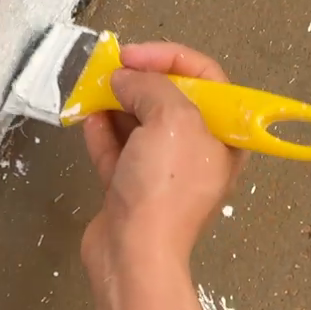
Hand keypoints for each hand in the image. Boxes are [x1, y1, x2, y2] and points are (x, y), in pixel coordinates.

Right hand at [80, 42, 246, 279]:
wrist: (134, 255)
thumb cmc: (164, 187)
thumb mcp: (170, 120)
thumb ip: (150, 87)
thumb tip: (124, 78)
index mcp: (223, 136)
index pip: (205, 79)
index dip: (170, 58)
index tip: (133, 54)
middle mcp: (196, 153)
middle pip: (169, 101)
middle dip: (139, 82)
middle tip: (110, 70)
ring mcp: (161, 175)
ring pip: (139, 127)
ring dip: (116, 105)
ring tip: (93, 89)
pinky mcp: (130, 192)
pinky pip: (118, 153)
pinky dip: (103, 134)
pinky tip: (87, 116)